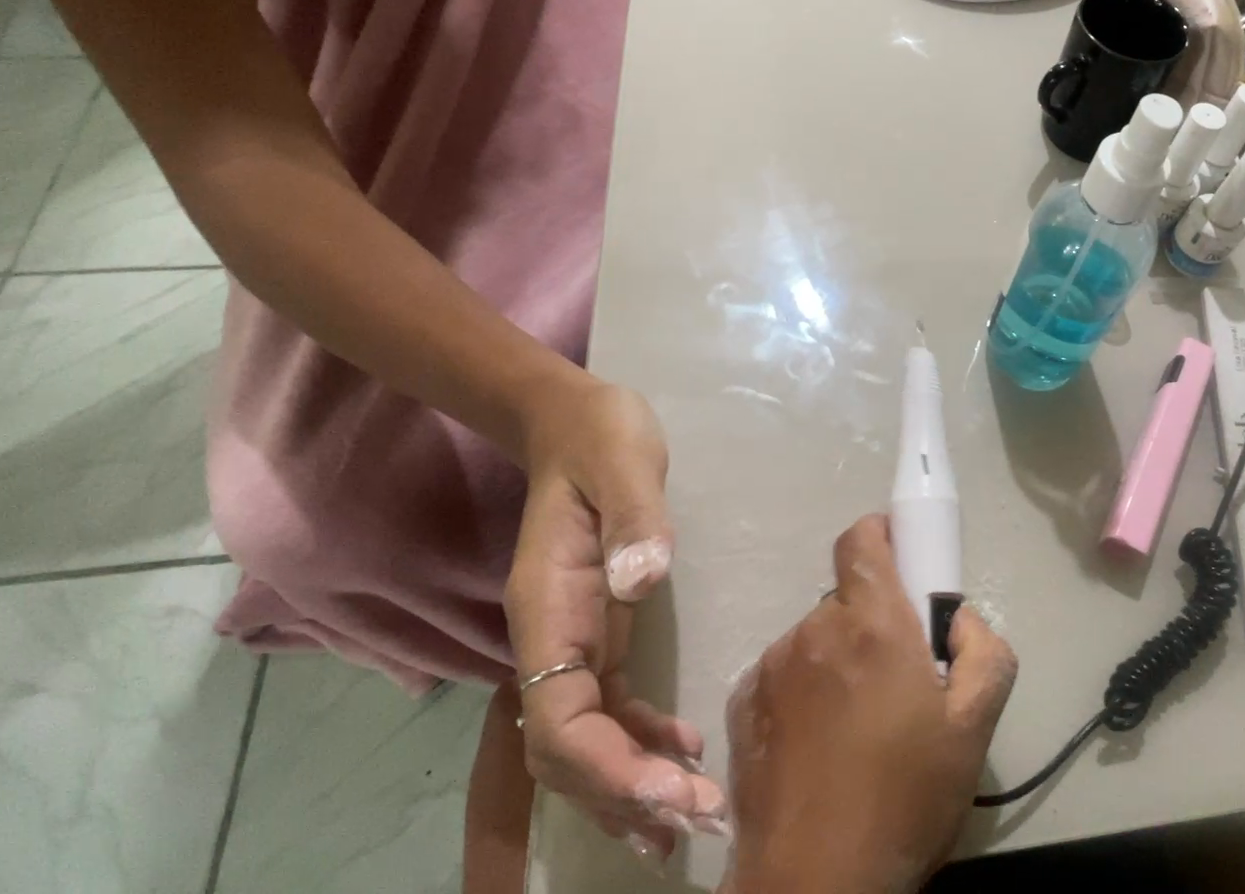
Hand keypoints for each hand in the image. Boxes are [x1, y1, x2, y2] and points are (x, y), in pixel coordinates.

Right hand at [503, 374, 726, 857]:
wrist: (579, 424)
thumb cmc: (601, 437)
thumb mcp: (624, 462)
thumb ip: (635, 517)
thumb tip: (644, 578)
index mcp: (549, 607)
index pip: (558, 716)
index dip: (604, 765)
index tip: (667, 788)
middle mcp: (554, 639)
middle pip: (570, 749)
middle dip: (625, 793)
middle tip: (695, 820)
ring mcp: (576, 641)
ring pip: (589, 741)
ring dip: (633, 785)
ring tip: (691, 818)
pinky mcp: (602, 635)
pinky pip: (613, 709)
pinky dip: (642, 743)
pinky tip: (682, 754)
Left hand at [722, 516, 1017, 893]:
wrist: (814, 882)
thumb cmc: (904, 800)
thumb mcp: (975, 730)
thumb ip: (984, 652)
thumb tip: (958, 620)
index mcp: (873, 625)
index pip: (863, 538)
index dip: (885, 536)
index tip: (906, 564)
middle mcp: (814, 630)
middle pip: (847, 598)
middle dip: (875, 622)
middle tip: (901, 680)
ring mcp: (771, 667)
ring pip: (817, 639)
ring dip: (839, 661)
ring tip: (860, 727)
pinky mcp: (742, 703)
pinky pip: (785, 674)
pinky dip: (805, 692)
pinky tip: (820, 747)